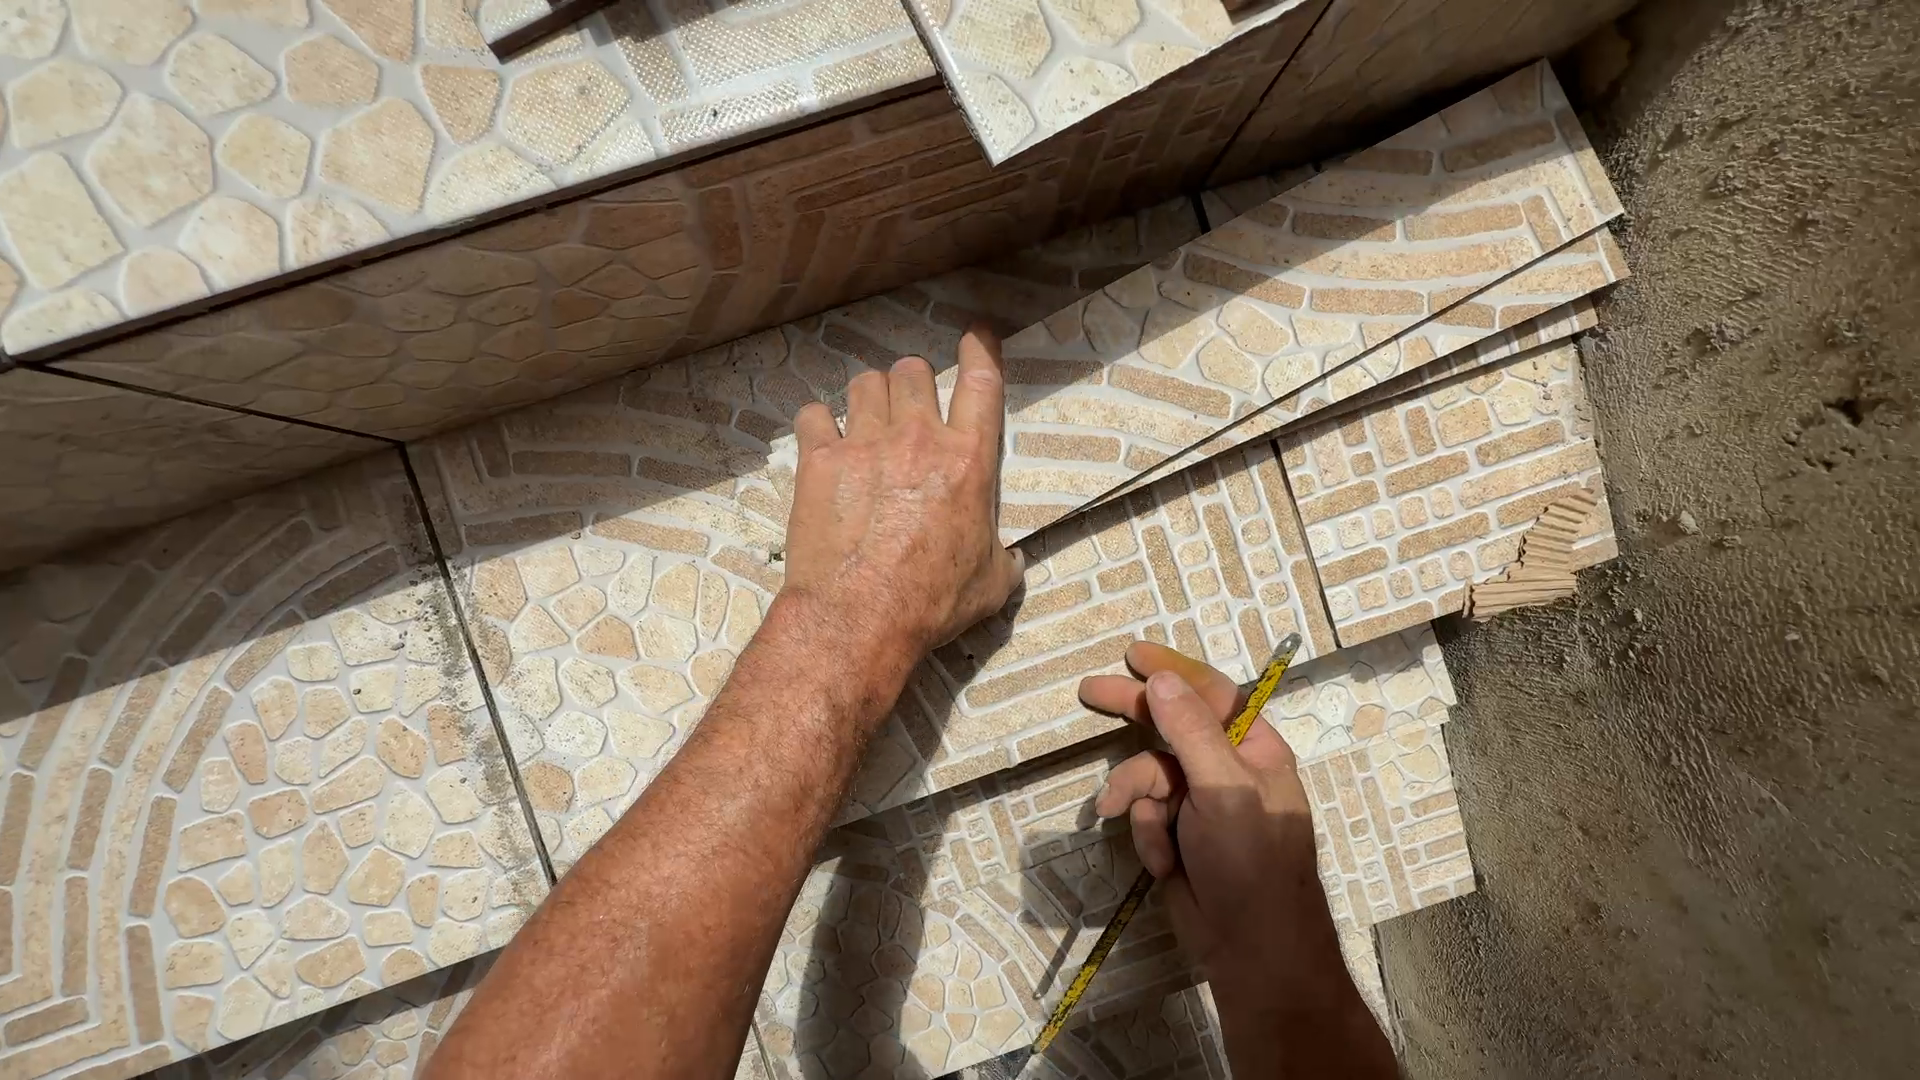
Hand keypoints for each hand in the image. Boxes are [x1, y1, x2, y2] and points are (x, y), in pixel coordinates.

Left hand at [780, 326, 1024, 663]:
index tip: (975, 334)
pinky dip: (819, 425)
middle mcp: (918, 439)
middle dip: (913, 384)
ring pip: (865, 382)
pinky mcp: (820, 460)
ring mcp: (865, 444)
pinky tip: (823, 445)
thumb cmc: (932, 602)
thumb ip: (1005, 560)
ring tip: (865, 425)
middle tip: (907, 412)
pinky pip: (814, 414)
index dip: (980, 348)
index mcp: (968, 461)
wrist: (860, 617)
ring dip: (870, 397)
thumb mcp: (990, 585)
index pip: (981, 381)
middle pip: (914, 371)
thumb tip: (1014, 560)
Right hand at [1081, 643, 1395, 1075]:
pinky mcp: (1174, 832)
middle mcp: (1223, 767)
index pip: (1209, 692)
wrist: (1249, 951)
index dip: (1171, 669)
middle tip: (1090, 692)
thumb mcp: (1224, 789)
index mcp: (1252, 748)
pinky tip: (1165, 862)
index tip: (1131, 654)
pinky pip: (1144, 812)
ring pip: (1147, 773)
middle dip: (1133, 715)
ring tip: (1147, 828)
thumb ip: (1190, 731)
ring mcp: (1197, 801)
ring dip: (1139, 797)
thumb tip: (1162, 680)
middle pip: (1169, 724)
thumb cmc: (1251, 862)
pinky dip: (1148, 834)